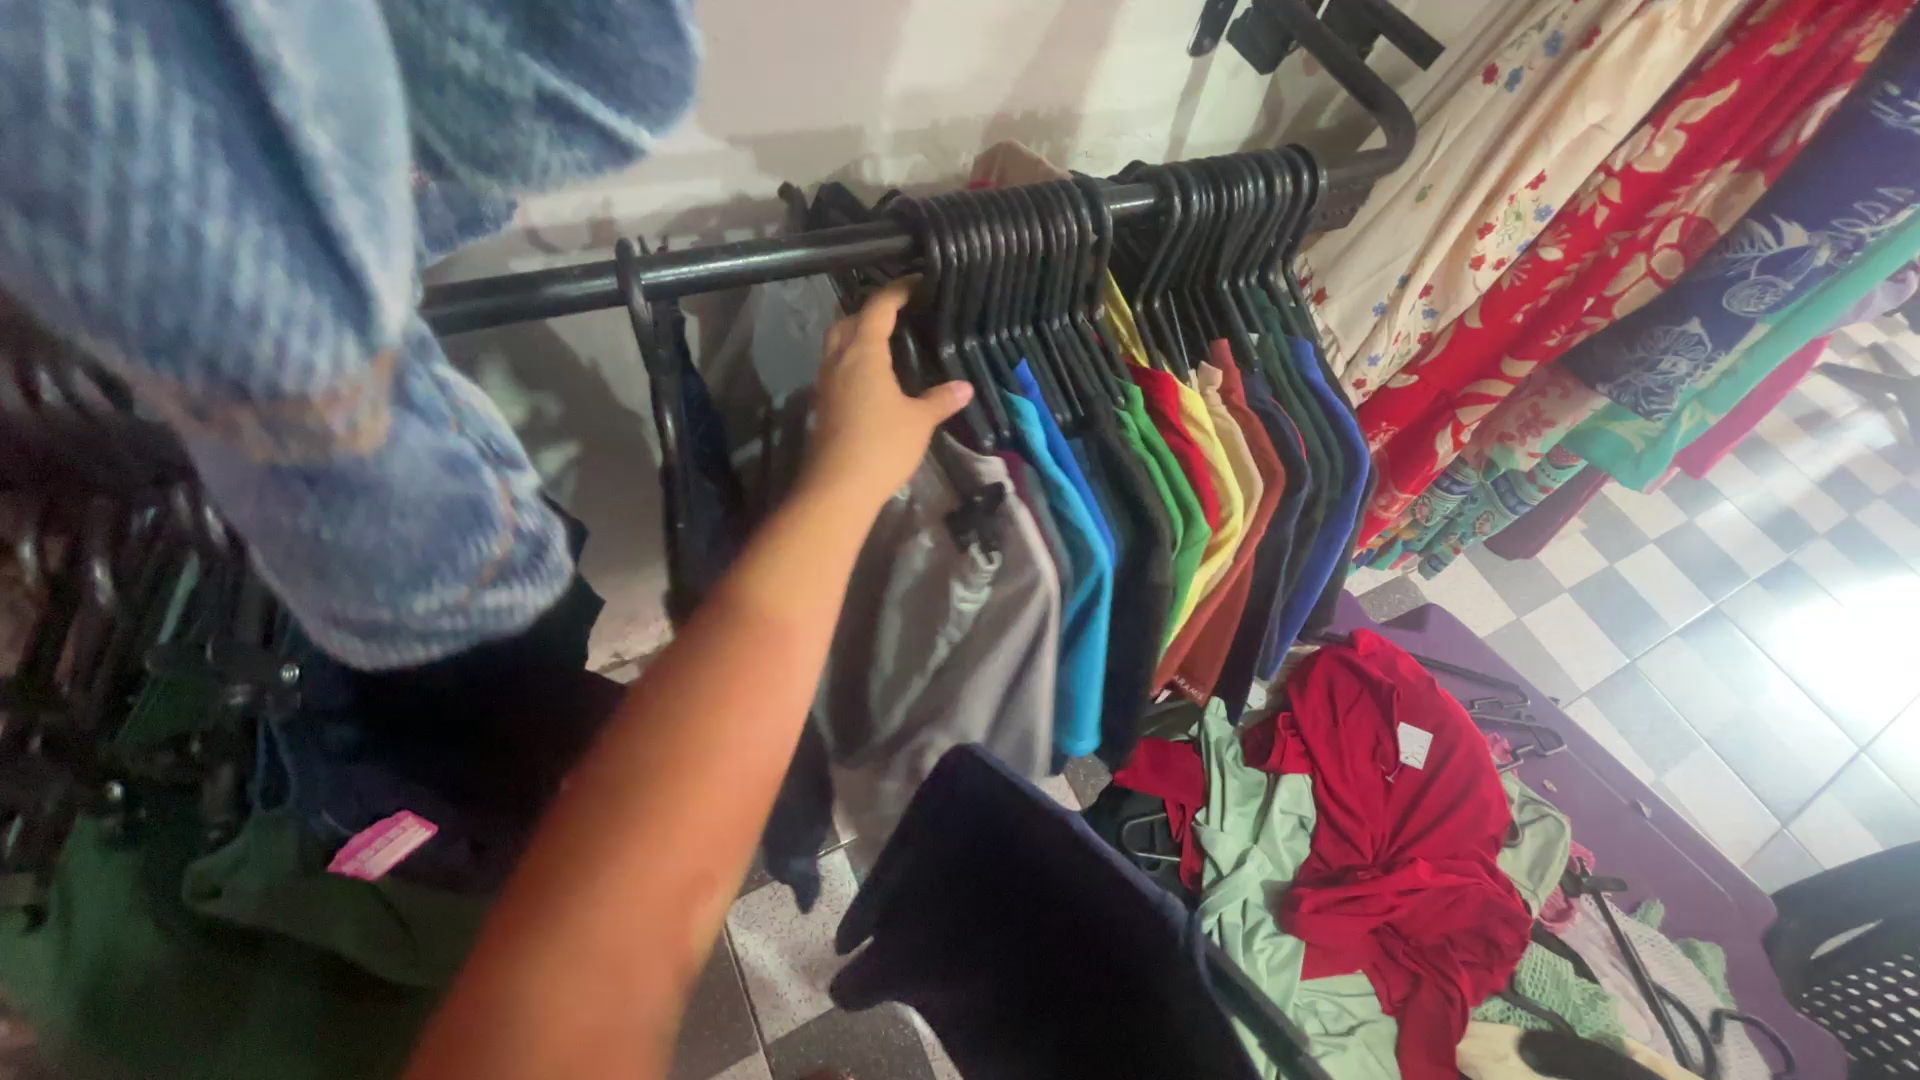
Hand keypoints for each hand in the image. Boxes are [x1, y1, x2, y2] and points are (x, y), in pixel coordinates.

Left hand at [801, 279, 974, 507]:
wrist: (838, 487)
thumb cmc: (881, 446)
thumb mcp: (919, 421)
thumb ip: (941, 400)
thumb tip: (965, 387)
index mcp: (863, 352)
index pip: (878, 308)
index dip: (897, 291)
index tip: (915, 283)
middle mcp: (838, 359)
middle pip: (847, 321)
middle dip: (868, 312)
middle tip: (896, 316)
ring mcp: (826, 383)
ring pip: (837, 345)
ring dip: (856, 337)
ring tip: (885, 344)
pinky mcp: (822, 405)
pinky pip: (836, 370)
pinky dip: (852, 363)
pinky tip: (872, 380)